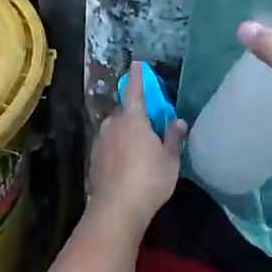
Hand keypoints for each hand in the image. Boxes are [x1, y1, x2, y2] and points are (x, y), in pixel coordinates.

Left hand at [86, 61, 186, 229]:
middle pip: (125, 111)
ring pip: (115, 128)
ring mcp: (100, 141)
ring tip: (140, 144)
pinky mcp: (94, 158)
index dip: (137, 77)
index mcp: (133, 119)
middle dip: (135, 112)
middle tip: (150, 120)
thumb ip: (173, 138)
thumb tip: (178, 121)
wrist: (116, 208)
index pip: (135, 90)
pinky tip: (127, 160)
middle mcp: (112, 124)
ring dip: (125, 130)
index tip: (137, 64)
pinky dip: (117, 146)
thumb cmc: (149, 179)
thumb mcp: (170, 159)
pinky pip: (108, 144)